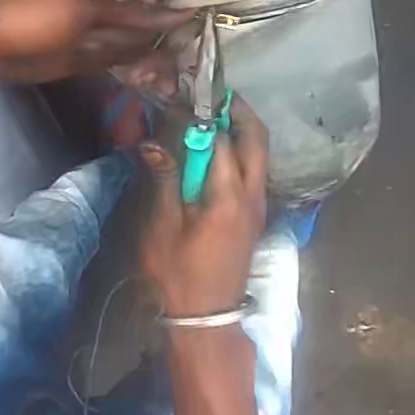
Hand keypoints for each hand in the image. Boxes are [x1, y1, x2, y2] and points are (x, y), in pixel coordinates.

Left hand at [0, 0, 189, 84]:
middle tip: (217, 27)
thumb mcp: (85, 5)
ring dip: (161, 44)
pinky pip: (118, 58)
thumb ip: (134, 14)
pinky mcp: (86, 54)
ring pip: (136, 34)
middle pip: (147, 3)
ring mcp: (95, 24)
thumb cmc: (28, 5)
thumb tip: (182, 14)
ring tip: (202, 51)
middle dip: (176, 16)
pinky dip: (139, 64)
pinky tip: (168, 69)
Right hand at [139, 98, 269, 316]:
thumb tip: (154, 143)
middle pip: (256, 140)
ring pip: (260, 154)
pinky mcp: (256, 215)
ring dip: (243, 131)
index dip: (203, 116)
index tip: (187, 97)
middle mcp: (253, 195)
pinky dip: (241, 151)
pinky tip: (216, 151)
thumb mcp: (162, 227)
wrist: (206, 317)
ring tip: (213, 117)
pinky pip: (255, 170)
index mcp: (228, 196)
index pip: (221, 140)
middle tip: (214, 97)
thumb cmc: (179, 273)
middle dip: (239, 113)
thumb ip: (164, 180)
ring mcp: (259, 206)